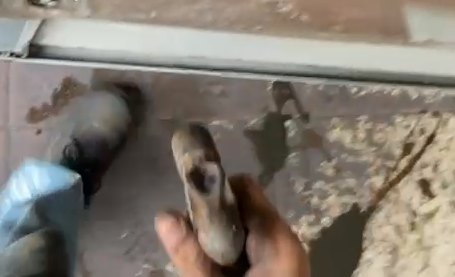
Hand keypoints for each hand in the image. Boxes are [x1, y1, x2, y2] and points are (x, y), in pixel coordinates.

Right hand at [156, 175, 308, 276]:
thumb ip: (191, 254)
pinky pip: (257, 252)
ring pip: (248, 232)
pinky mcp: (287, 274)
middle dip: (216, 224)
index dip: (214, 196)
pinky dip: (238, 259)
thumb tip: (163, 215)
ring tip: (211, 270)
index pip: (241, 186)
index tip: (193, 220)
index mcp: (277, 237)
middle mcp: (289, 240)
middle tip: (199, 252)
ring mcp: (291, 260)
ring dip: (225, 243)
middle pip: (244, 208)